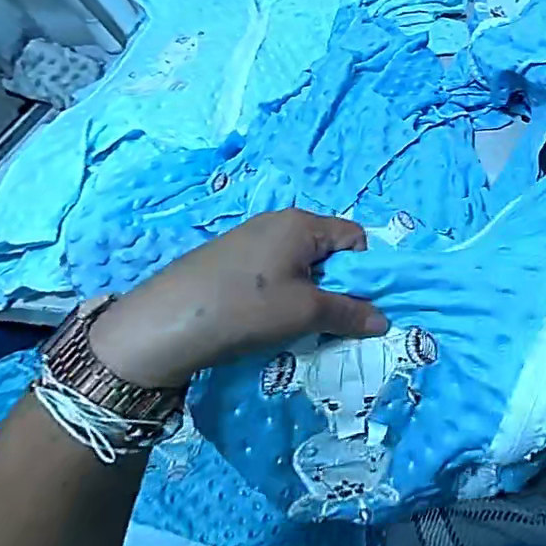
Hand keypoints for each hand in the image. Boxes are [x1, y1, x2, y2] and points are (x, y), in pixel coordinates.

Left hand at [88, 209, 387, 387]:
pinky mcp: (229, 256)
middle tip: (325, 315)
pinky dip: (281, 291)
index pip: (356, 236)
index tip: (352, 301)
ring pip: (301, 261)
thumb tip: (384, 321)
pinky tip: (262, 317)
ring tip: (291, 320)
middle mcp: (279, 220)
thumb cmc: (245, 308)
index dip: (363, 269)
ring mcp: (251, 236)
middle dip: (335, 282)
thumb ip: (350, 313)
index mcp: (302, 223)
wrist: (161, 325)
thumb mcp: (306, 313)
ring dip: (308, 290)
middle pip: (328, 248)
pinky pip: (275, 268)